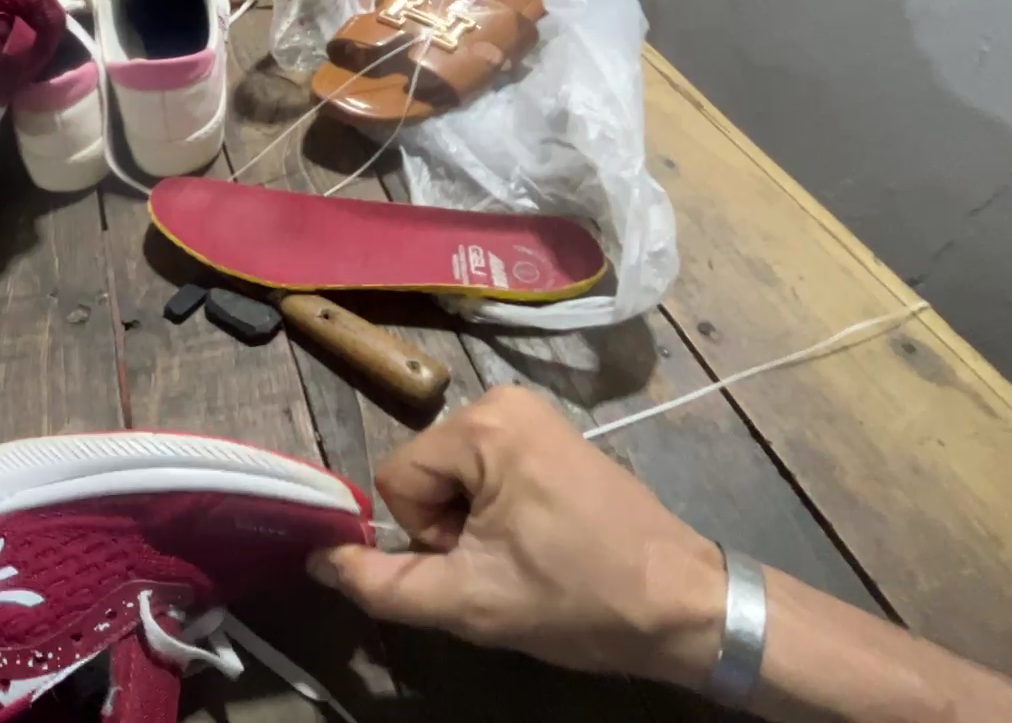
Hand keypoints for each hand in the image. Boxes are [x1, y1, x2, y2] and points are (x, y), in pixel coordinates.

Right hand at [309, 386, 724, 685]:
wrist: (695, 611)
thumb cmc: (583, 601)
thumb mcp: (471, 603)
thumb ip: (382, 584)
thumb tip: (316, 559)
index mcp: (480, 427)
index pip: (398, 480)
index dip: (428, 532)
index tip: (483, 561)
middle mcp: (497, 399)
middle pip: (422, 471)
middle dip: (449, 523)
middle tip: (507, 560)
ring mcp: (524, 408)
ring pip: (447, 469)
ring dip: (469, 515)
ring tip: (525, 547)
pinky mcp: (542, 425)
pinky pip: (478, 462)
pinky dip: (491, 499)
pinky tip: (536, 528)